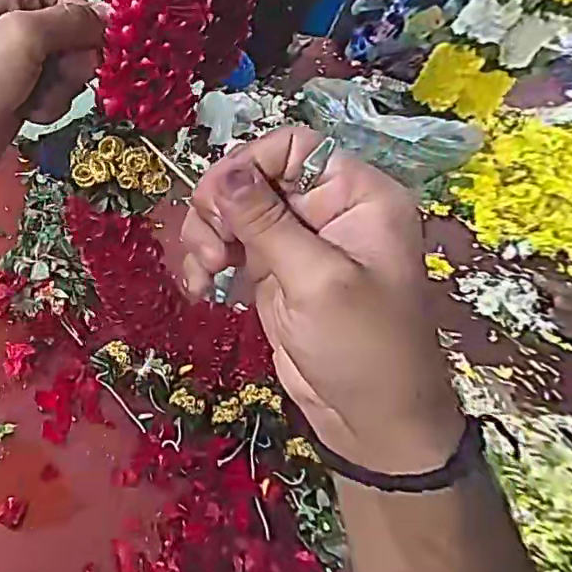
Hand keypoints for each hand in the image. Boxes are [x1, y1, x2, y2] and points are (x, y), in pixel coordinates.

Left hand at [0, 0, 105, 179]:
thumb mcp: (25, 36)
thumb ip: (72, 21)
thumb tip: (110, 14)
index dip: (80, 15)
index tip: (83, 41)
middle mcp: (19, 21)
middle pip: (77, 31)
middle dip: (73, 59)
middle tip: (56, 74)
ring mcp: (25, 58)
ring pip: (73, 65)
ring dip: (62, 86)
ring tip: (34, 95)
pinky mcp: (29, 88)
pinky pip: (62, 90)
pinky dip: (52, 103)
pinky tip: (30, 110)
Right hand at [181, 126, 464, 473]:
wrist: (371, 424)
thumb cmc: (364, 349)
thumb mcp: (316, 281)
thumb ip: (266, 221)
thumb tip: (223, 171)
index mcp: (357, 195)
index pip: (293, 147)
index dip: (249, 165)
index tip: (218, 201)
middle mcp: (324, 207)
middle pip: (252, 175)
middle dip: (220, 207)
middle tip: (210, 248)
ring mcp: (295, 237)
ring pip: (231, 208)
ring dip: (206, 234)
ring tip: (205, 273)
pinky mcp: (272, 267)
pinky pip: (227, 243)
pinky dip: (206, 259)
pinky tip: (200, 286)